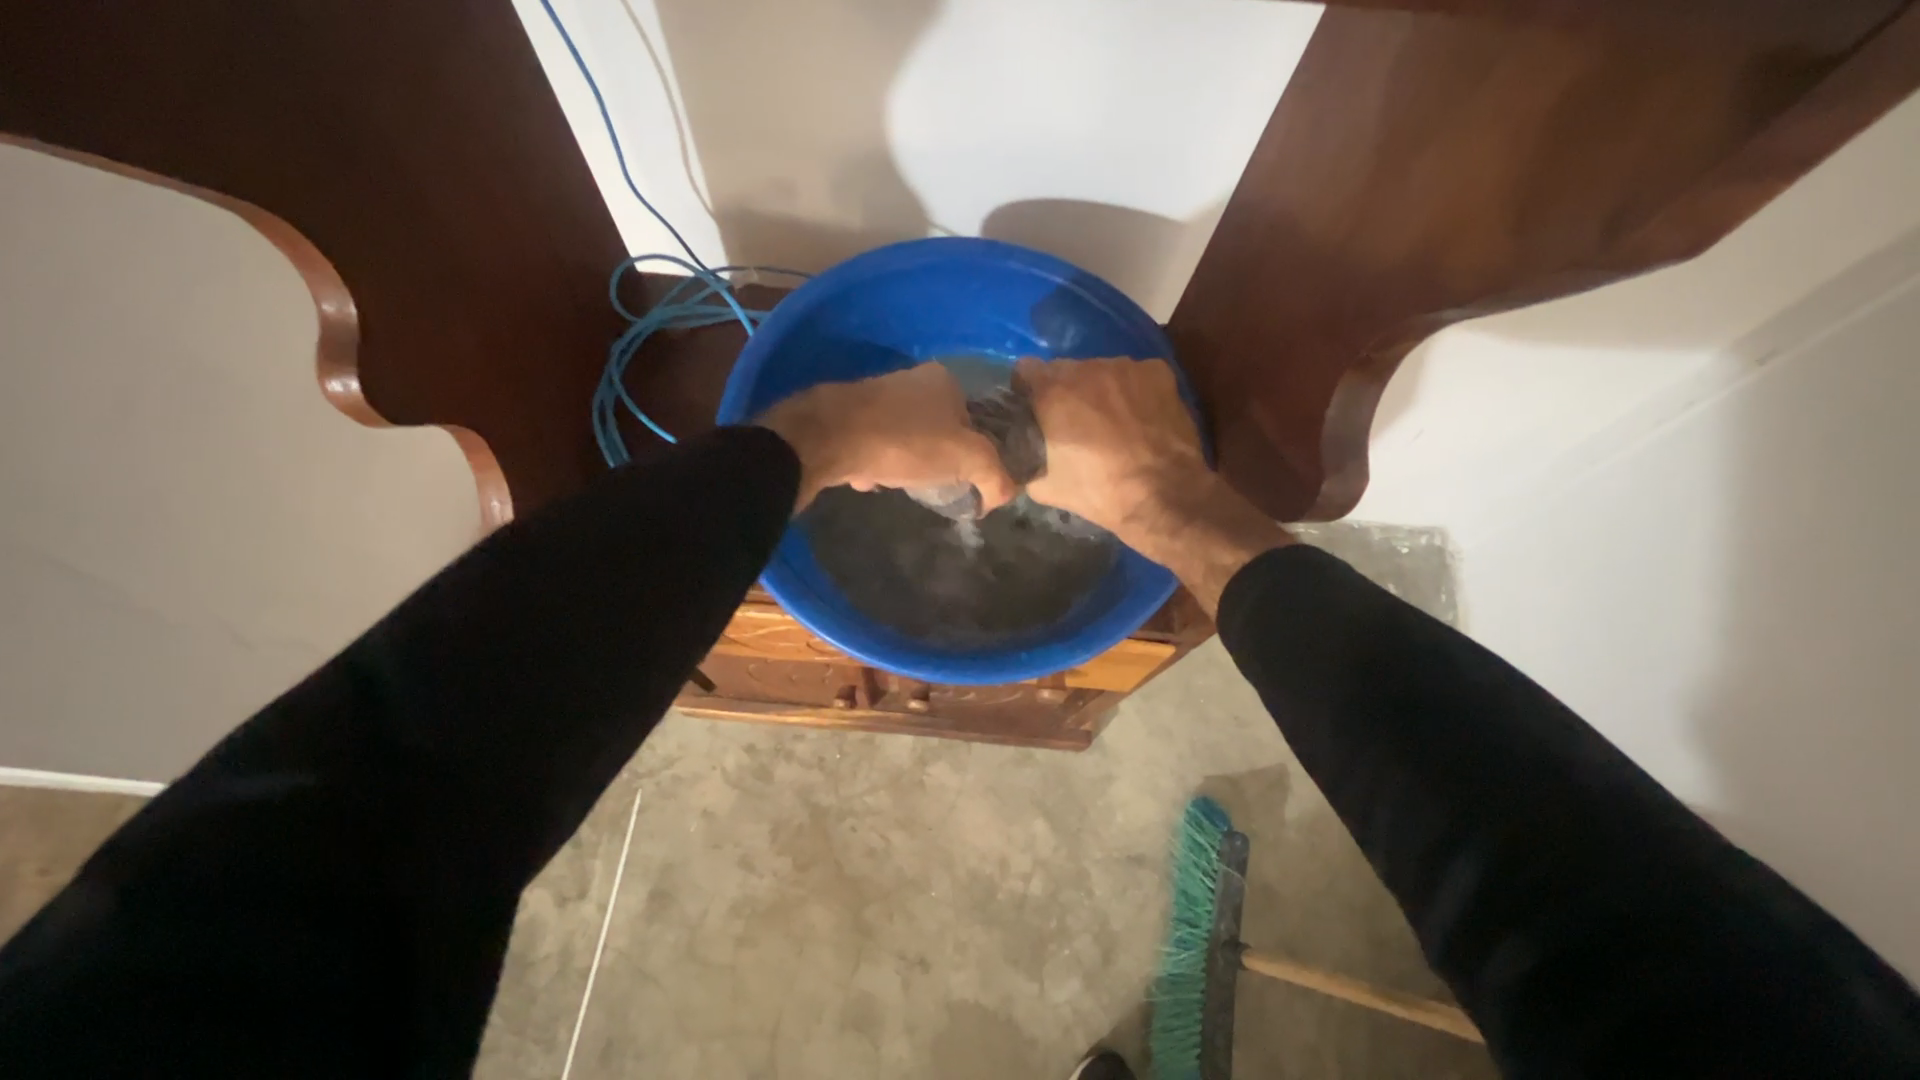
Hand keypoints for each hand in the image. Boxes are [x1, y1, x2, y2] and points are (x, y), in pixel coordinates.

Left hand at [756, 362, 1016, 512]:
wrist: (828, 437)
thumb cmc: (905, 441)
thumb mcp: (968, 458)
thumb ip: (996, 475)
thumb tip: (1004, 494)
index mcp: (945, 380)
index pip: (975, 420)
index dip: (975, 453)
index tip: (965, 478)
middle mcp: (910, 380)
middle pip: (938, 431)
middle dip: (936, 461)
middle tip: (931, 483)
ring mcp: (875, 395)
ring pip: (904, 439)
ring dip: (903, 464)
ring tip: (897, 481)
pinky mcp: (846, 415)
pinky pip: (872, 445)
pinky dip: (874, 464)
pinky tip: (867, 478)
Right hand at [1017, 356, 1290, 612]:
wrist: (1164, 495)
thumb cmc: (1098, 491)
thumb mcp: (1043, 486)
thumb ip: (1023, 459)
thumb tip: (1019, 453)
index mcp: (1052, 391)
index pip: (1025, 370)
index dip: (1027, 390)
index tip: (1035, 410)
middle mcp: (1086, 368)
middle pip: (1065, 370)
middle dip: (1066, 391)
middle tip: (1076, 422)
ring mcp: (1125, 366)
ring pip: (1101, 370)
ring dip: (1100, 390)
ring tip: (1113, 422)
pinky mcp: (1158, 372)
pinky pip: (1134, 375)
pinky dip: (1133, 391)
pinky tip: (1140, 417)